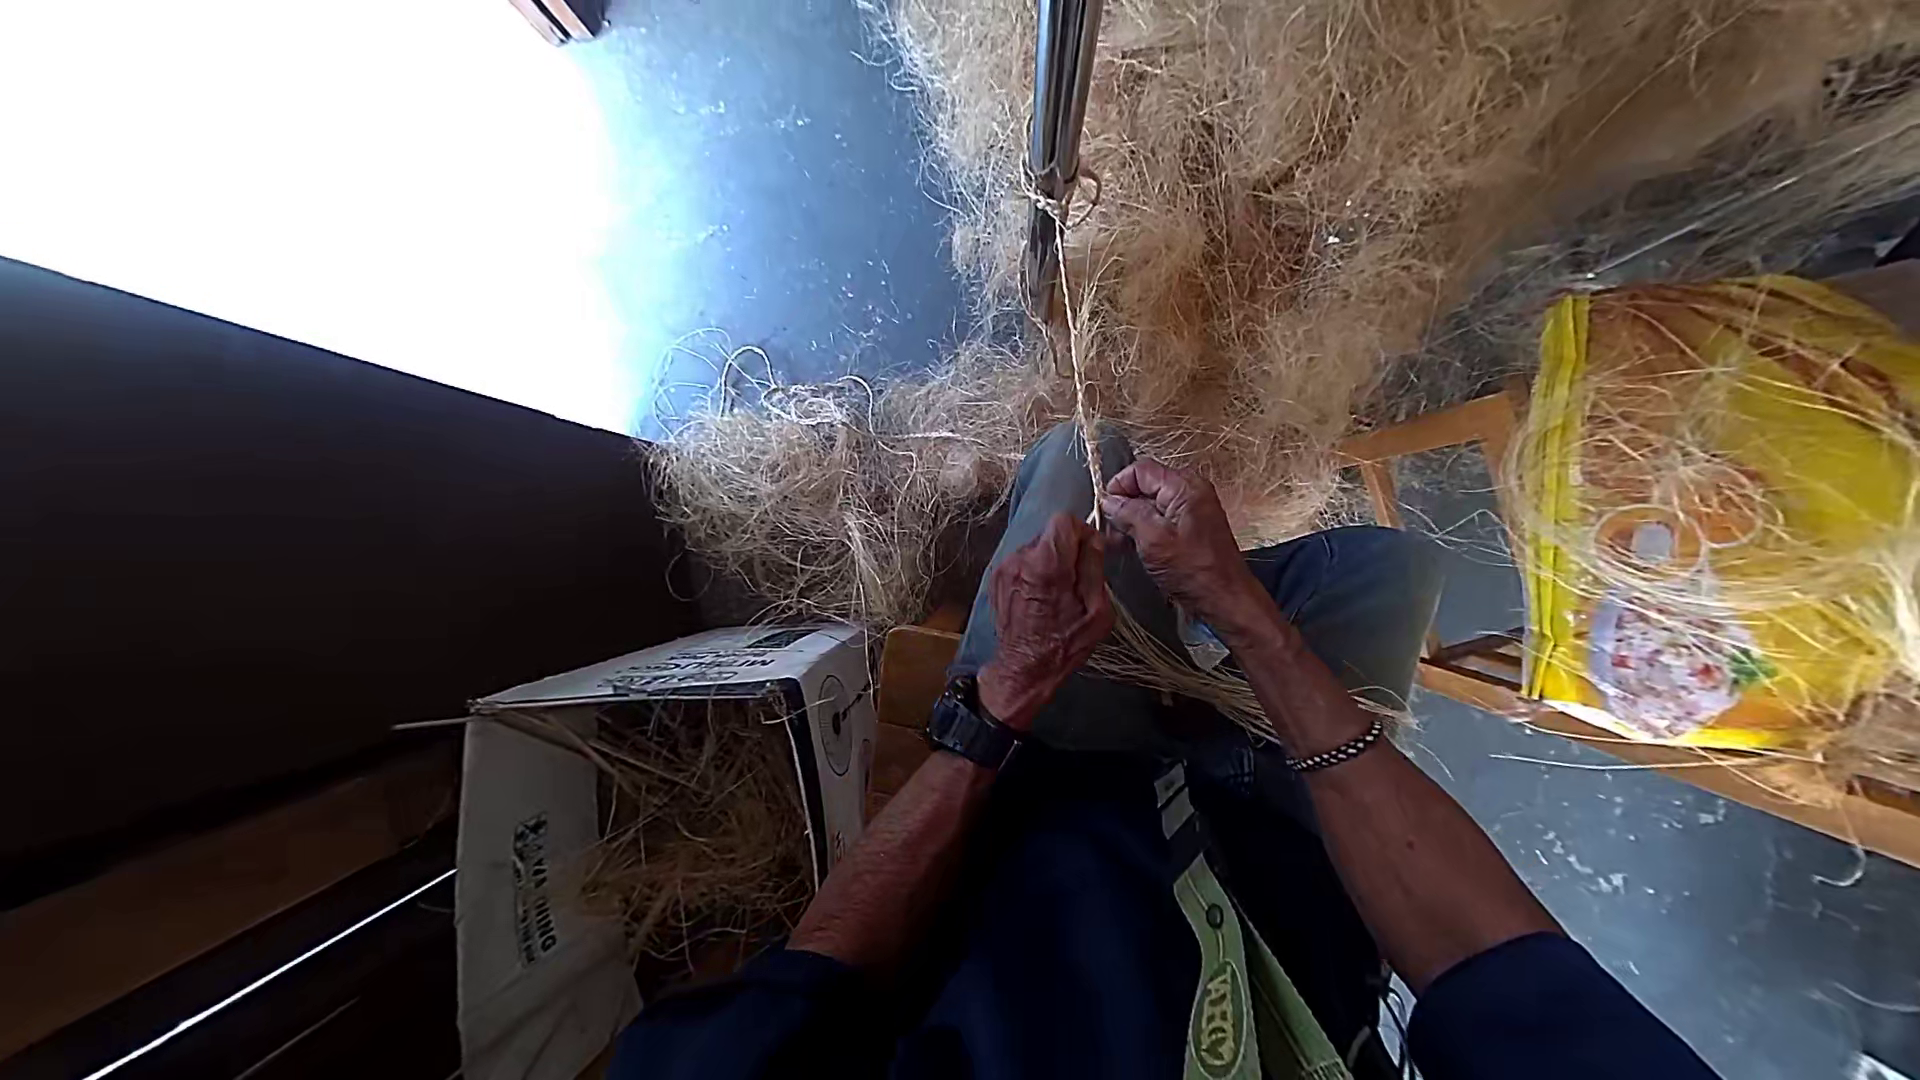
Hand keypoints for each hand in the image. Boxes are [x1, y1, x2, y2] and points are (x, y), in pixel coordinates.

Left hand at [977, 513, 1113, 732]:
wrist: (1024, 667)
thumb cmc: (1065, 644)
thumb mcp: (1097, 610)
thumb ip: (1094, 568)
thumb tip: (1094, 540)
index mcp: (1047, 564)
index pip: (1064, 520)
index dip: (1081, 532)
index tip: (1088, 552)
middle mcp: (1021, 559)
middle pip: (1050, 533)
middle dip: (1066, 549)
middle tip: (1075, 579)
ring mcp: (1005, 567)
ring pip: (1036, 546)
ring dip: (1050, 561)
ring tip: (1056, 592)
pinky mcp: (996, 576)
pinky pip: (1023, 561)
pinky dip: (1035, 571)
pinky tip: (1040, 596)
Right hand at [1100, 459, 1272, 637]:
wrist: (1223, 600)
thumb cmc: (1193, 571)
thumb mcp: (1152, 538)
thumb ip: (1127, 513)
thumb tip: (1109, 500)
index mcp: (1185, 487)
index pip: (1140, 470)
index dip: (1118, 486)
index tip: (1106, 509)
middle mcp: (1190, 492)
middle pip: (1145, 486)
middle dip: (1123, 505)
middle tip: (1110, 529)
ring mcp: (1190, 510)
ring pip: (1149, 504)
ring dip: (1130, 520)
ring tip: (1118, 542)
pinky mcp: (1189, 528)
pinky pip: (1159, 519)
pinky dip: (1143, 530)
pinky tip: (1132, 547)